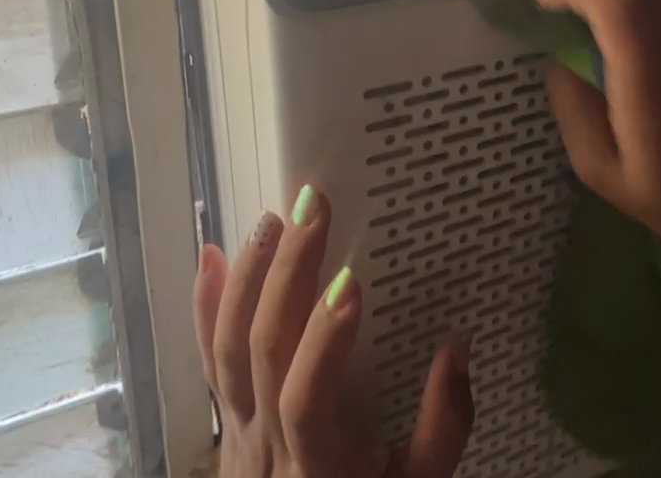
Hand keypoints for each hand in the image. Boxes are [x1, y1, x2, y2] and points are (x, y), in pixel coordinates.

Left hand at [193, 186, 473, 477]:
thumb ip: (444, 426)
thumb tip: (456, 345)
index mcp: (317, 465)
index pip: (306, 398)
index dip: (323, 342)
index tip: (350, 281)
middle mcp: (265, 441)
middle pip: (261, 352)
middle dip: (286, 273)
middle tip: (312, 208)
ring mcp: (236, 425)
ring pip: (227, 346)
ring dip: (248, 275)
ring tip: (274, 218)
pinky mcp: (225, 413)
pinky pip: (206, 357)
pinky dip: (204, 304)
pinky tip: (211, 254)